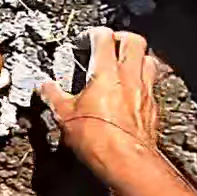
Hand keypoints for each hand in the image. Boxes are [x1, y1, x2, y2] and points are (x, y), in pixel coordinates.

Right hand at [38, 27, 164, 178]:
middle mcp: (129, 76)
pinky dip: (142, 80)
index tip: (84, 41)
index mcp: (105, 72)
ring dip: (136, 56)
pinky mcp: (152, 106)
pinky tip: (131, 90)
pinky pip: (152, 83)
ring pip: (147, 59)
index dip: (93, 34)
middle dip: (120, 37)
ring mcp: (144, 90)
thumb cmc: (96, 139)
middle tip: (108, 44)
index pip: (103, 37)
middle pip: (133, 40)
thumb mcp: (64, 116)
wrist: (125, 162)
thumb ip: (53, 96)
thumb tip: (44, 86)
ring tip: (123, 64)